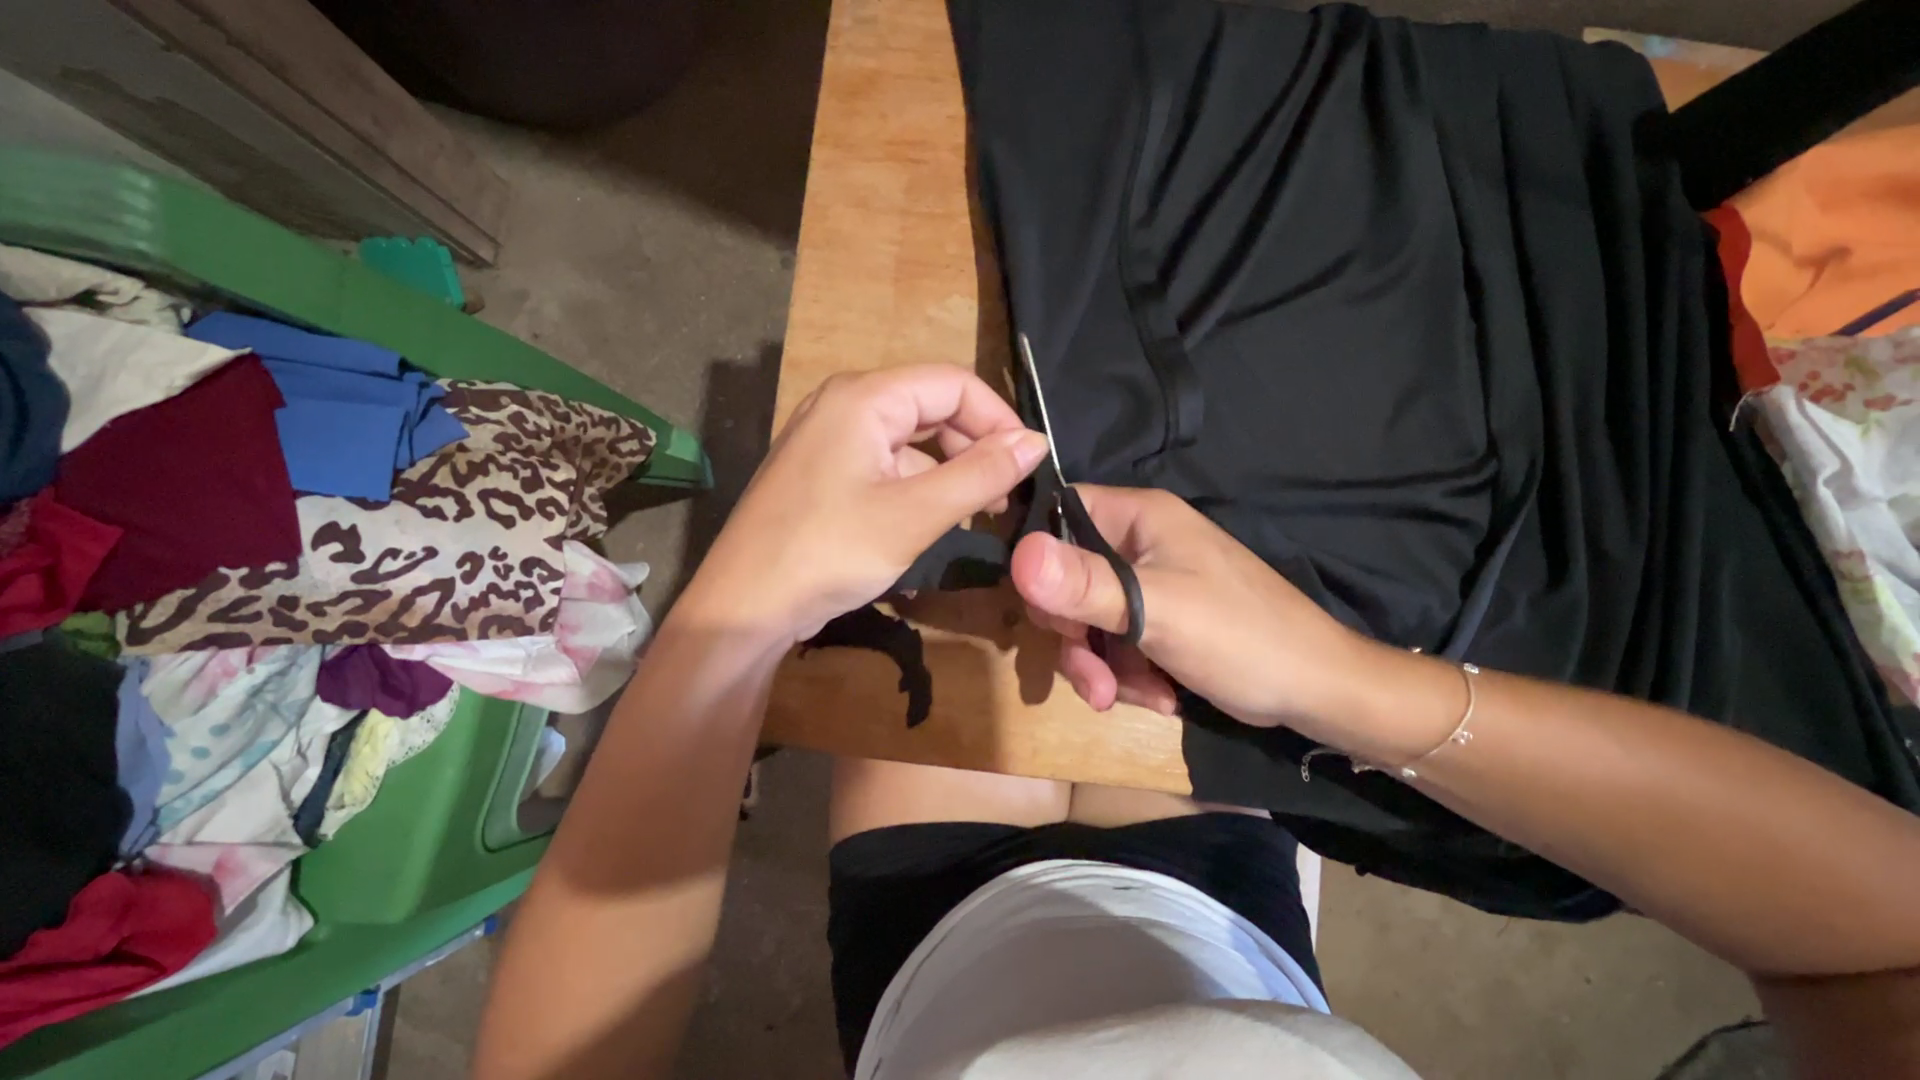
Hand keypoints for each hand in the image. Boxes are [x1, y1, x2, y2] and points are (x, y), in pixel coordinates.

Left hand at [684, 365, 1048, 642]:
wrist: (744, 606)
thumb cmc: (829, 552)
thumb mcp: (915, 515)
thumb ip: (980, 474)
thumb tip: (1036, 441)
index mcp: (864, 397)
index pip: (954, 383)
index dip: (999, 419)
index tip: (1031, 465)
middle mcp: (844, 404)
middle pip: (932, 406)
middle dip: (975, 445)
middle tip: (1007, 496)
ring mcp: (829, 438)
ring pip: (910, 439)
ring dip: (950, 470)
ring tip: (979, 514)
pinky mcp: (823, 471)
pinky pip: (885, 463)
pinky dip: (917, 485)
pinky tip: (934, 521)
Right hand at [1010, 485, 1396, 747]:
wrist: (1316, 690)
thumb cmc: (1240, 636)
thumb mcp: (1156, 611)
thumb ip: (1085, 584)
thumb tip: (1016, 555)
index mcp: (1139, 517)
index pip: (1059, 516)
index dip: (1039, 562)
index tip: (1045, 614)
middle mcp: (1141, 543)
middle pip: (1068, 580)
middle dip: (1076, 638)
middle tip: (1092, 682)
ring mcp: (1153, 584)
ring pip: (1089, 620)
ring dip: (1102, 666)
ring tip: (1128, 699)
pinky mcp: (1163, 622)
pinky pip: (1117, 643)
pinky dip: (1128, 675)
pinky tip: (1159, 697)